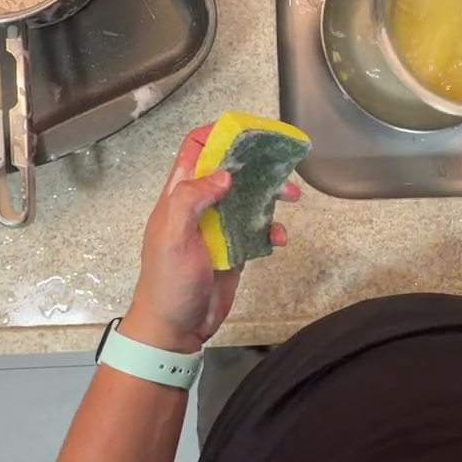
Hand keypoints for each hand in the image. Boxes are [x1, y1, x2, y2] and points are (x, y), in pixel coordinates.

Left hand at [123, 125, 298, 352]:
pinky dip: (272, 231)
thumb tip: (225, 175)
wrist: (176, 327)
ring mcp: (220, 228)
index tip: (249, 134)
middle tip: (283, 164)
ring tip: (293, 197)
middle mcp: (201, 205)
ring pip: (250, 198)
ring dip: (272, 195)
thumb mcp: (173, 236)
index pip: (196, 149)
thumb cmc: (168, 281)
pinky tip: (280, 240)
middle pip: (231, 170)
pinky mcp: (236, 250)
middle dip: (257, 164)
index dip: (219, 134)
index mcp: (179, 195)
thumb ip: (192, 199)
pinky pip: (258, 231)